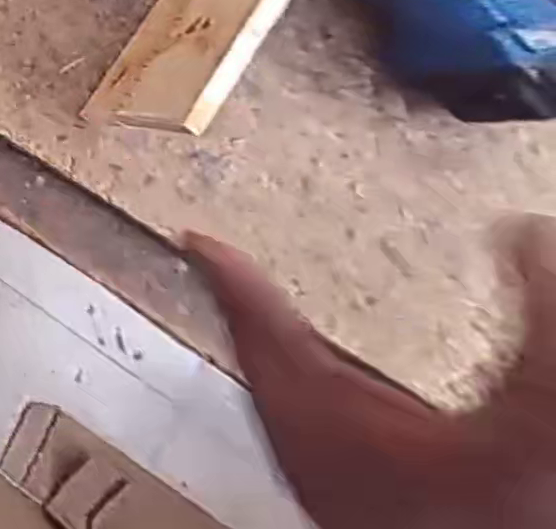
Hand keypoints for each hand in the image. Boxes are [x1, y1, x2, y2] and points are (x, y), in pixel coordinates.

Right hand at [184, 217, 555, 528]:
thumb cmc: (358, 496)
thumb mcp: (292, 400)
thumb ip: (254, 316)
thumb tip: (203, 245)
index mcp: (516, 430)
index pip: (549, 332)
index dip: (539, 274)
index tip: (516, 229)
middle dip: (548, 296)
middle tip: (536, 245)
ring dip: (542, 326)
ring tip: (532, 285)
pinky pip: (549, 394)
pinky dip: (537, 356)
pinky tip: (520, 341)